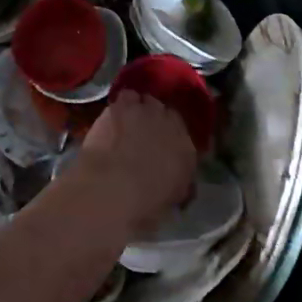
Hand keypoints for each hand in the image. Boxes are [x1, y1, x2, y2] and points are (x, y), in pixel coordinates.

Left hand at [78, 91, 195, 233]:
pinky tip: (113, 116)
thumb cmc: (144, 204)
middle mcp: (172, 124)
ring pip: (145, 100)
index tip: (161, 145)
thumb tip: (177, 181)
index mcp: (188, 149)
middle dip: (156, 119)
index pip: (183, 134)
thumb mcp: (169, 198)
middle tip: (143, 132)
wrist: (113, 188)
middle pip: (166, 112)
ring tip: (127, 121)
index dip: (171, 137)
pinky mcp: (122, 105)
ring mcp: (147, 110)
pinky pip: (125, 97)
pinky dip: (120, 105)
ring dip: (138, 109)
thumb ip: (177, 182)